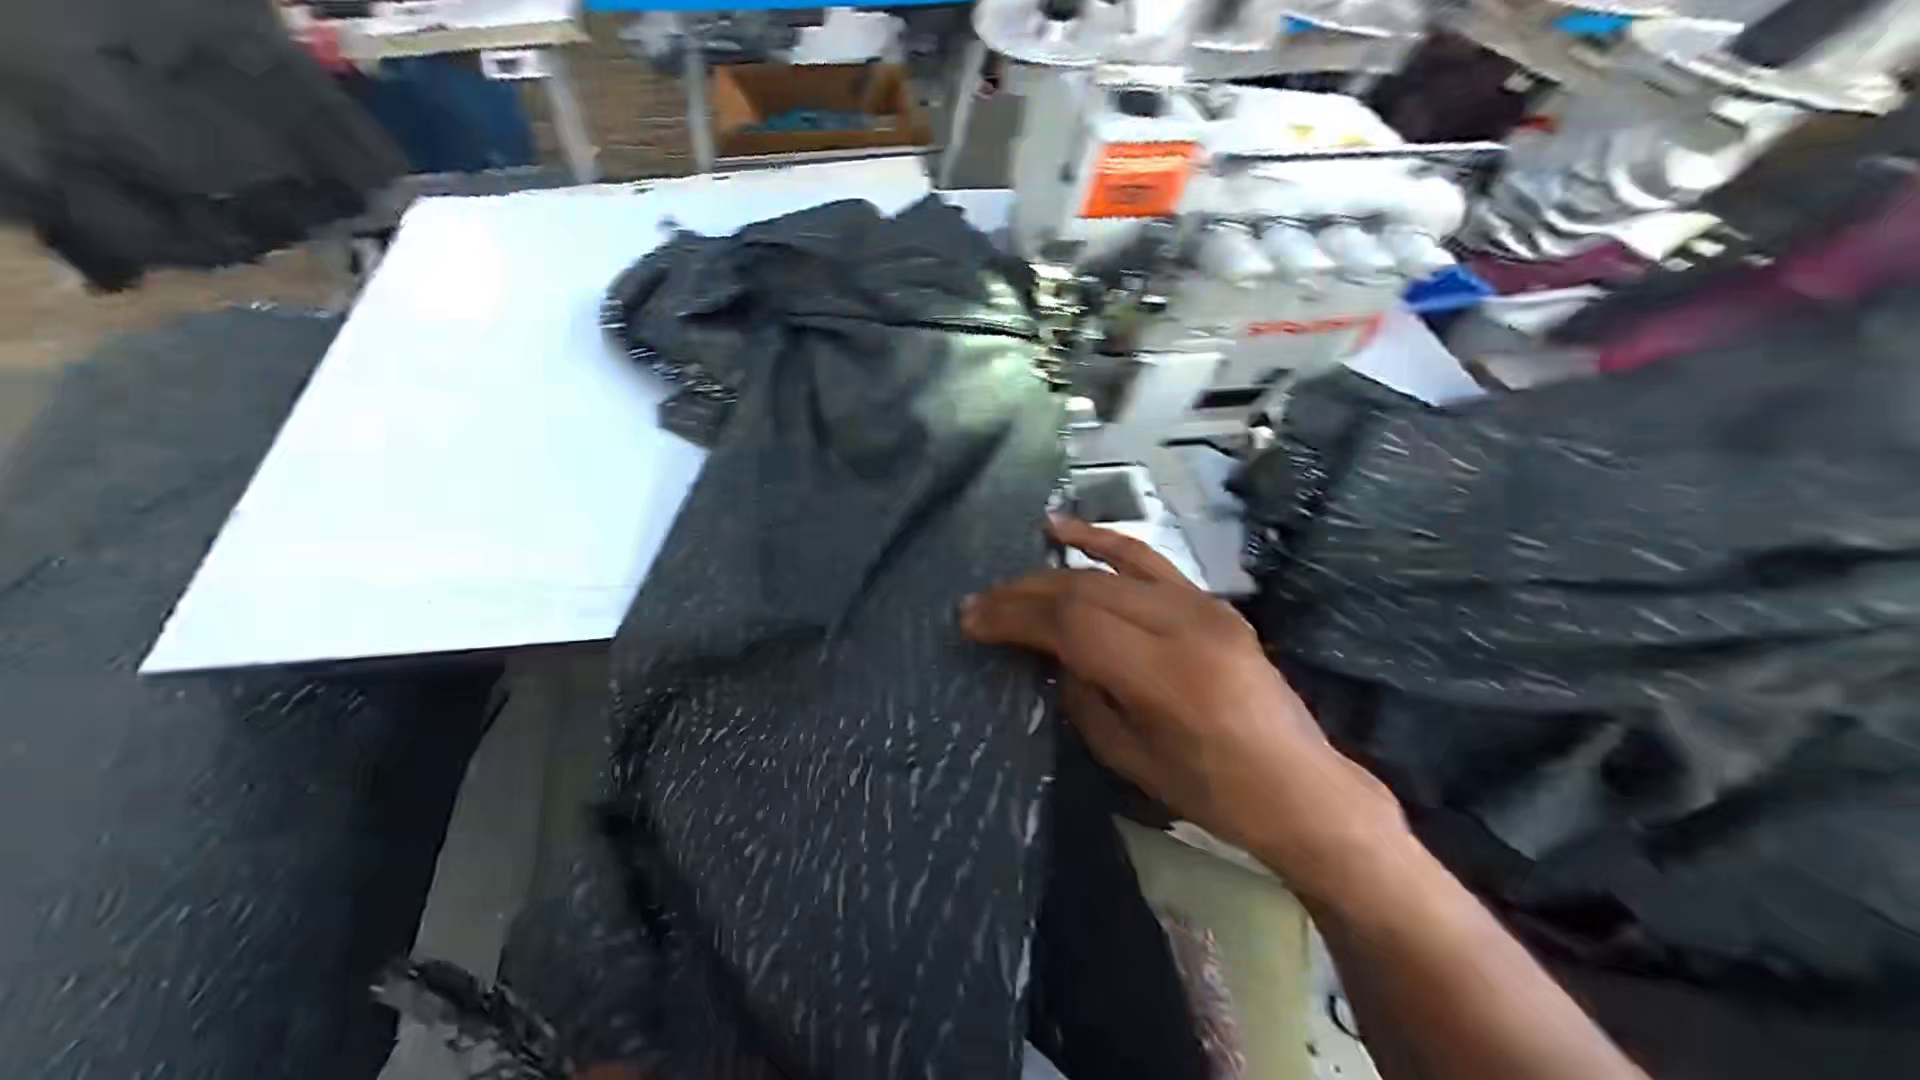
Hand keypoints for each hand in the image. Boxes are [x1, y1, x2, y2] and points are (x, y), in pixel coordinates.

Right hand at [961, 517, 1406, 895]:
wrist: (1301, 786)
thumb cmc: (1213, 793)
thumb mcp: (1130, 758)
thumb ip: (1081, 696)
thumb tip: (1045, 653)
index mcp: (1165, 677)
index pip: (1072, 624)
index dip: (1014, 618)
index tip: (972, 622)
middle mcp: (1185, 627)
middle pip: (1083, 591)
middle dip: (1022, 595)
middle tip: (978, 606)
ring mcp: (1204, 607)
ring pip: (1108, 572)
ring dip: (1050, 574)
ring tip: (1007, 583)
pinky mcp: (1211, 601)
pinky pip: (1149, 560)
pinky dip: (1103, 541)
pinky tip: (1063, 530)